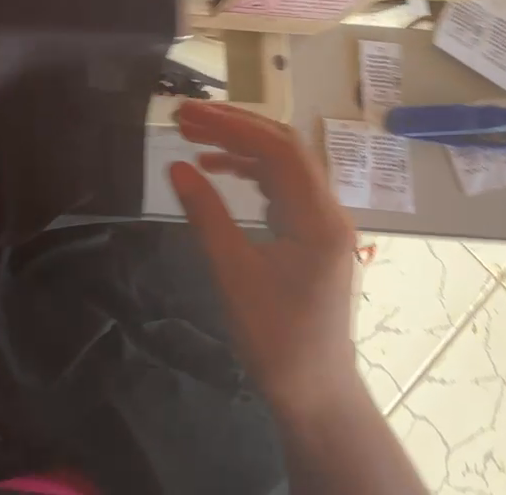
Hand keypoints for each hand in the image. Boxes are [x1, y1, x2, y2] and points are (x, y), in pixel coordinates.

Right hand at [168, 100, 361, 419]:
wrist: (314, 391)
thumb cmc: (276, 336)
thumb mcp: (233, 272)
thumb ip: (206, 214)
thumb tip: (177, 167)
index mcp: (318, 218)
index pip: (278, 149)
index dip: (231, 125)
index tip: (187, 115)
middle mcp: (328, 212)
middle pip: (284, 148)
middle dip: (234, 126)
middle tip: (186, 117)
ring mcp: (323, 223)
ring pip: (283, 164)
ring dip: (239, 145)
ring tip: (194, 136)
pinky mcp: (311, 235)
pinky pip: (281, 186)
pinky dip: (248, 170)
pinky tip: (217, 170)